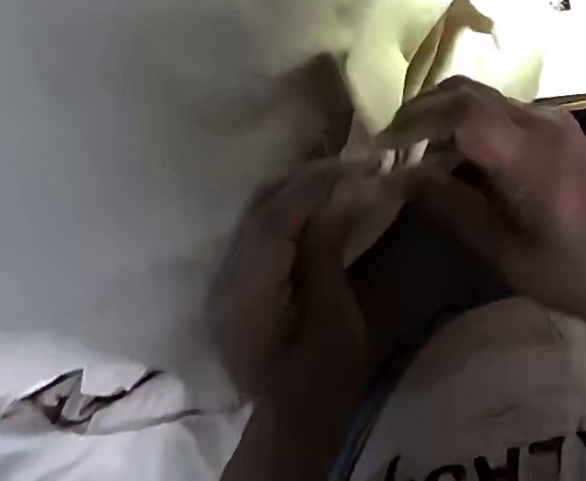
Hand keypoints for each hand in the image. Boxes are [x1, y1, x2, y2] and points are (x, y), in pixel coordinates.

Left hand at [211, 159, 395, 428]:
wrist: (293, 423)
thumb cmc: (322, 384)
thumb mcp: (335, 323)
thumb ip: (329, 250)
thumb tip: (348, 188)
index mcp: (245, 300)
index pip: (273, 222)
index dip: (314, 187)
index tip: (358, 166)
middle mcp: (226, 278)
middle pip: (264, 208)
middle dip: (311, 179)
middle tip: (359, 162)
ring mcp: (227, 272)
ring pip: (262, 209)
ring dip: (304, 184)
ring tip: (347, 170)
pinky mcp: (239, 270)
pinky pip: (264, 221)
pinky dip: (295, 200)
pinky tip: (323, 192)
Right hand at [393, 77, 585, 331]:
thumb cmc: (578, 274)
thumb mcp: (505, 253)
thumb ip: (451, 207)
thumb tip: (400, 177)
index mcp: (531, 157)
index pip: (462, 114)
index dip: (416, 123)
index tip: (384, 147)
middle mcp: (540, 122)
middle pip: (465, 92)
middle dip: (421, 111)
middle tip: (390, 141)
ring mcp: (549, 117)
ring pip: (479, 95)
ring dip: (441, 112)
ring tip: (413, 146)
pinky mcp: (553, 122)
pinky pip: (496, 108)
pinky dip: (463, 120)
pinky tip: (452, 151)